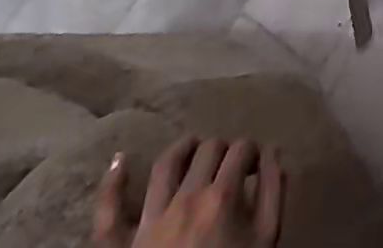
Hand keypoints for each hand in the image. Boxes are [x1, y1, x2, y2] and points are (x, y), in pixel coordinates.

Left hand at [92, 136, 284, 247]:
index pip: (241, 151)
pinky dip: (113, 182)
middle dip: (224, 149)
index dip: (251, 152)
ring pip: (165, 165)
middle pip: (208, 150)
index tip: (255, 164)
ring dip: (183, 148)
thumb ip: (273, 193)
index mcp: (221, 198)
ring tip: (194, 146)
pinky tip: (120, 159)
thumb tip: (273, 151)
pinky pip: (109, 211)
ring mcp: (150, 220)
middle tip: (231, 165)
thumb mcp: (266, 240)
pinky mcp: (122, 246)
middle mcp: (185, 198)